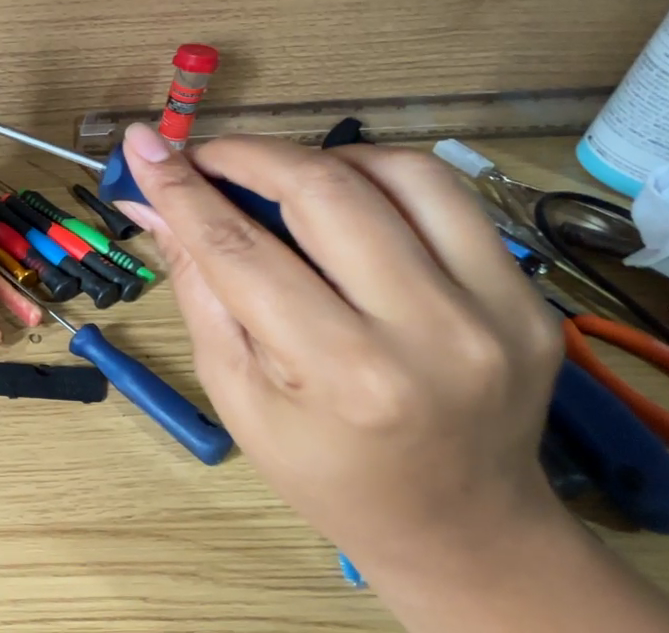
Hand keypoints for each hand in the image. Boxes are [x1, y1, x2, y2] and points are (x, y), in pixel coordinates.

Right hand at [115, 124, 564, 583]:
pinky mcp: (528, 295)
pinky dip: (378, 176)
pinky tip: (342, 199)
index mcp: (344, 375)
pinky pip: (446, 197)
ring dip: (318, 157)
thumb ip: (196, 286)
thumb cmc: (324, 469)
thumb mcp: (235, 390)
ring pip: (399, 172)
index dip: (179, 187)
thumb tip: (149, 202)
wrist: (464, 527)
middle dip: (246, 155)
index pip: (240, 250)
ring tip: (277, 179)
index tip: (141, 141)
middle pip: (325, 192)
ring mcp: (497, 309)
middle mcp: (431, 334)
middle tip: (203, 157)